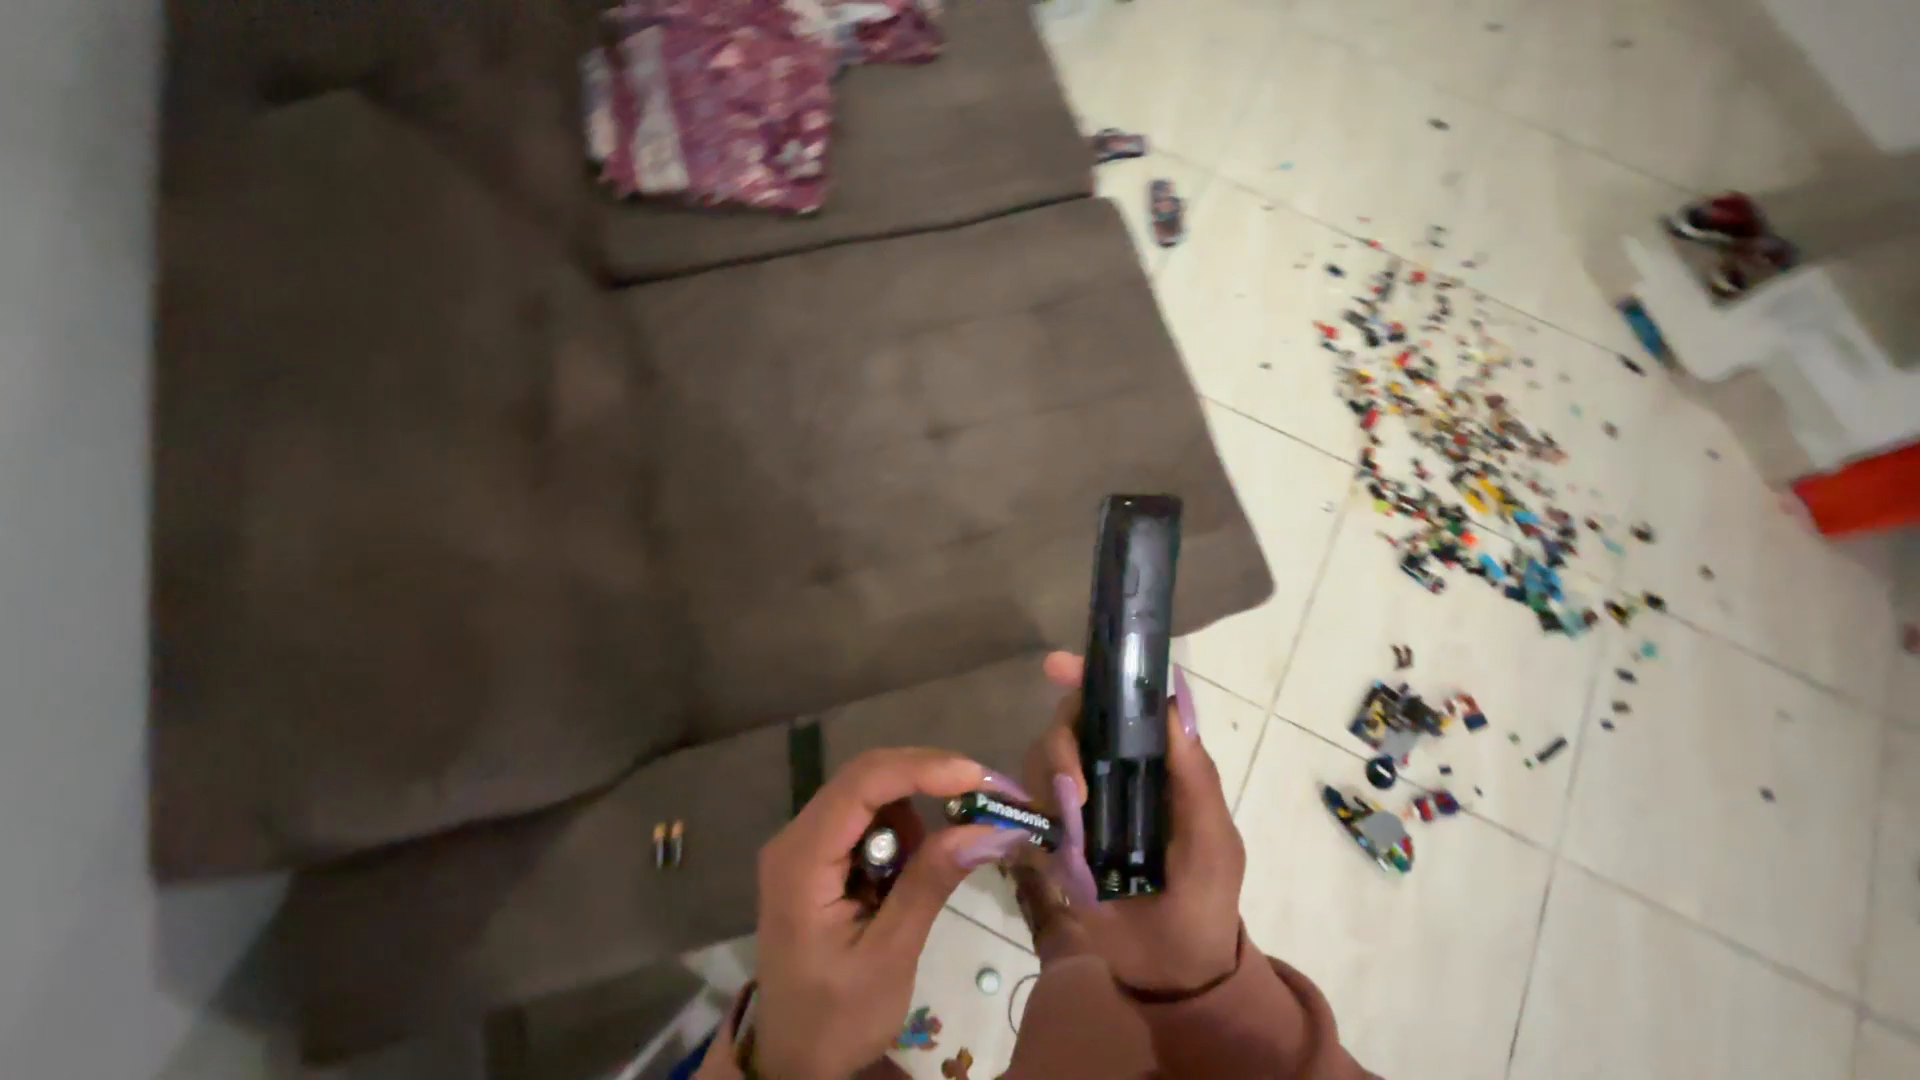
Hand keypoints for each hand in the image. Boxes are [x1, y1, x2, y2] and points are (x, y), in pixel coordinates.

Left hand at [750, 748, 1034, 1078]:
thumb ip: (930, 883)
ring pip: (874, 792)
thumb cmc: (835, 1018)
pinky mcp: (823, 854)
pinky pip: (871, 818)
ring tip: (948, 855)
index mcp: (800, 860)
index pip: (862, 785)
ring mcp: (808, 842)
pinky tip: (913, 872)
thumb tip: (990, 829)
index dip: (922, 770)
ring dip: (921, 807)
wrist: (791, 1057)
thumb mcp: (889, 957)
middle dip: (932, 777)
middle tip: (991, 796)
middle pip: (868, 776)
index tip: (979, 779)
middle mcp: (797, 836)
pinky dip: (906, 831)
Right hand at [1025, 652, 1246, 995]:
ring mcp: (1080, 800)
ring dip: (1051, 776)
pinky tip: (1057, 835)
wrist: (1171, 969)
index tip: (1058, 667)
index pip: (1119, 703)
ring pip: (1043, 756)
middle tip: (1073, 786)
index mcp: (1154, 761)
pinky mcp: (1055, 833)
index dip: (1090, 677)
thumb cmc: (1204, 898)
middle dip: (1063, 739)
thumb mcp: (1212, 838)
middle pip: (1071, 722)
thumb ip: (1195, 776)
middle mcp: (1112, 769)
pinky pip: (1030, 801)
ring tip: (1072, 818)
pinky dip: (1037, 808)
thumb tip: (1174, 705)